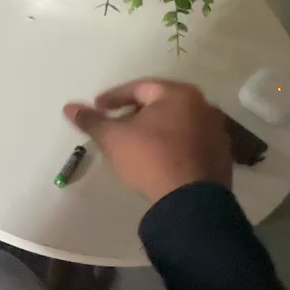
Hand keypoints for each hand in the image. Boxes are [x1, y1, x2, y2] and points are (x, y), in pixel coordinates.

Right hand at [63, 79, 231, 203]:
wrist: (190, 201)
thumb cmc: (149, 158)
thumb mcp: (112, 137)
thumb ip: (91, 120)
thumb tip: (69, 107)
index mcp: (178, 94)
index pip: (139, 88)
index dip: (113, 98)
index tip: (98, 109)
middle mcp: (203, 106)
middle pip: (160, 104)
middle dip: (134, 113)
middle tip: (115, 125)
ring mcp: (216, 132)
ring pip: (176, 123)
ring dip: (154, 130)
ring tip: (134, 144)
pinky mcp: (221, 156)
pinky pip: (189, 142)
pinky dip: (171, 145)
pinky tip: (157, 160)